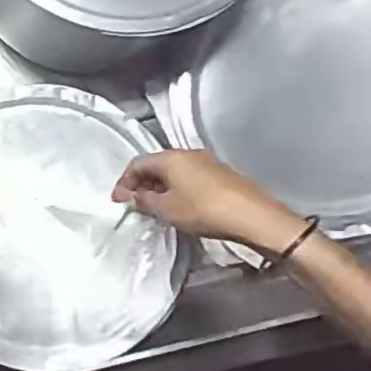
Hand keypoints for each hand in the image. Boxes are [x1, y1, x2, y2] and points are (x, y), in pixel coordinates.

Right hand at [111, 150, 305, 252]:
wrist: (252, 216)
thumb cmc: (203, 210)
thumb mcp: (166, 209)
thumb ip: (144, 200)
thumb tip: (131, 196)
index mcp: (171, 158)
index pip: (137, 163)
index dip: (124, 181)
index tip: (117, 200)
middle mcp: (188, 154)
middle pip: (156, 165)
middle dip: (141, 183)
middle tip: (132, 204)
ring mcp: (207, 162)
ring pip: (173, 172)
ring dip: (159, 187)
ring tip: (153, 207)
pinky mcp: (220, 175)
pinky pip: (189, 178)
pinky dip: (176, 189)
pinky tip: (177, 206)